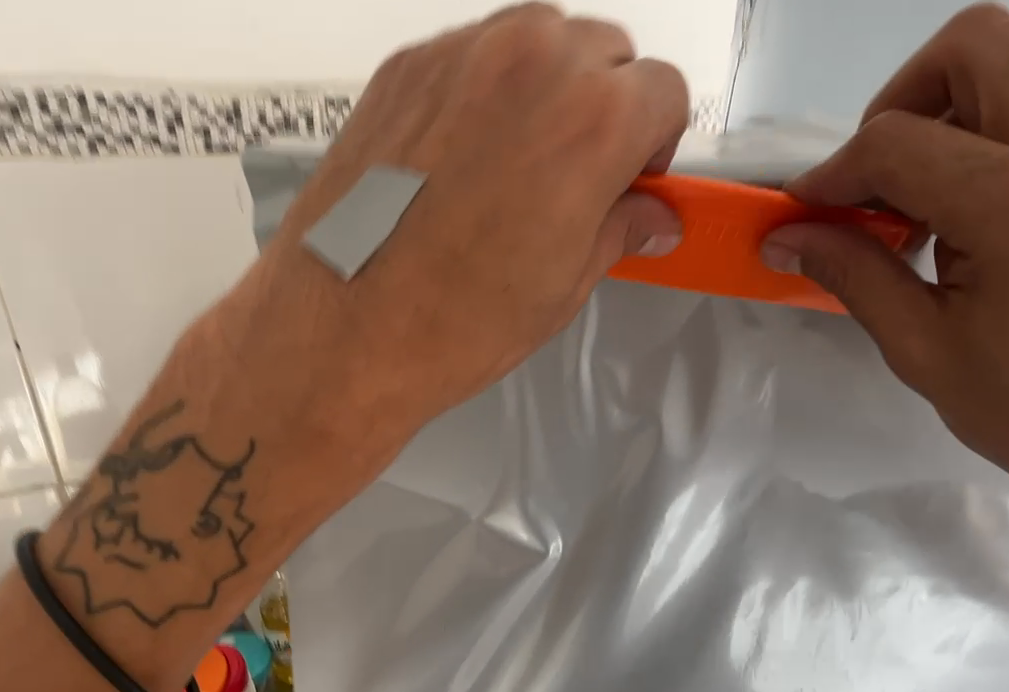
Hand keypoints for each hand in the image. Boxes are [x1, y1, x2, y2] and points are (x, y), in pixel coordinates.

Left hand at [227, 3, 688, 464]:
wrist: (344, 332)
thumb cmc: (448, 323)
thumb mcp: (563, 288)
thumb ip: (619, 231)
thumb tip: (649, 219)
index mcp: (592, 121)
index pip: (664, 92)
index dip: (655, 142)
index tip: (634, 177)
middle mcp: (530, 65)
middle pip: (604, 54)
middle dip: (606, 109)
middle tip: (578, 178)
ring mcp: (460, 58)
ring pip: (538, 43)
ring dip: (546, 93)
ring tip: (516, 170)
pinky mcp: (405, 70)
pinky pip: (471, 58)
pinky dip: (483, 96)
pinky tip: (463, 164)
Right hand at [761, 4, 1008, 552]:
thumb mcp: (927, 352)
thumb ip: (855, 274)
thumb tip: (788, 236)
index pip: (899, 139)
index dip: (834, 171)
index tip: (806, 213)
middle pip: (974, 47)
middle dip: (898, 103)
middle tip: (873, 183)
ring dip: (947, 119)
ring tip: (921, 210)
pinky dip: (993, 140)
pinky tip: (974, 221)